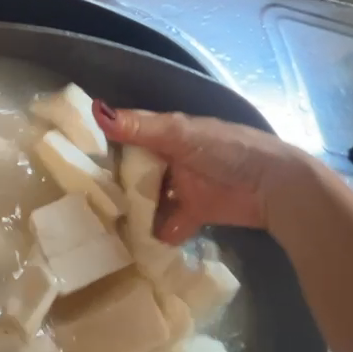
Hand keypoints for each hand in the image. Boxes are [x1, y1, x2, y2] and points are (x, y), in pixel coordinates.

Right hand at [96, 103, 319, 242]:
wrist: (276, 188)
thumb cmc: (227, 150)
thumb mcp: (180, 134)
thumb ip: (140, 127)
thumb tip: (96, 111)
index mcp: (166, 133)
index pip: (128, 137)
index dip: (105, 147)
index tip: (76, 160)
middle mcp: (170, 158)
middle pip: (135, 170)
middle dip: (115, 183)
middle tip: (87, 198)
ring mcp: (182, 186)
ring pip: (149, 197)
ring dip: (134, 208)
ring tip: (107, 222)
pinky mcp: (195, 213)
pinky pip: (169, 223)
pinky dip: (157, 231)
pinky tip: (140, 240)